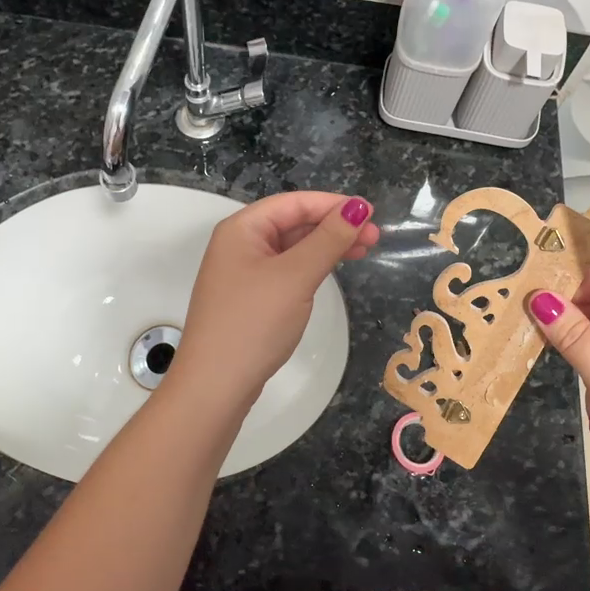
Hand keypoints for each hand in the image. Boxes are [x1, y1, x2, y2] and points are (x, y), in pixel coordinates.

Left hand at [167, 192, 377, 408]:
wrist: (214, 387)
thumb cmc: (254, 323)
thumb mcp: (296, 276)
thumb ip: (328, 239)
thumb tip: (357, 207)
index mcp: (242, 229)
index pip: (294, 203)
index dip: (333, 204)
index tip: (371, 213)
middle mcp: (239, 244)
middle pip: (293, 222)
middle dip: (334, 225)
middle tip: (375, 237)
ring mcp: (243, 272)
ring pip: (292, 246)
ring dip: (326, 245)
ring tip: (364, 250)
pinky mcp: (250, 298)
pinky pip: (286, 269)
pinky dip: (312, 265)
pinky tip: (332, 269)